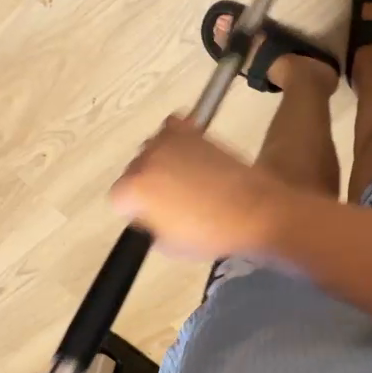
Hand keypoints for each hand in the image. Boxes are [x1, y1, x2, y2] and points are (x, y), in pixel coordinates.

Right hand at [111, 116, 296, 259]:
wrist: (253, 209)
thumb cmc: (211, 233)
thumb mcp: (169, 244)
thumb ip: (149, 226)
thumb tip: (150, 215)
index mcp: (134, 188)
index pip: (118, 198)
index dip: (135, 211)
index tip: (153, 218)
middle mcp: (145, 158)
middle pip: (133, 171)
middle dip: (147, 185)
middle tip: (173, 202)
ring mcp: (168, 141)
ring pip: (151, 150)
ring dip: (161, 162)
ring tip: (186, 180)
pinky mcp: (192, 131)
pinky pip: (171, 128)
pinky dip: (175, 138)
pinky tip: (188, 153)